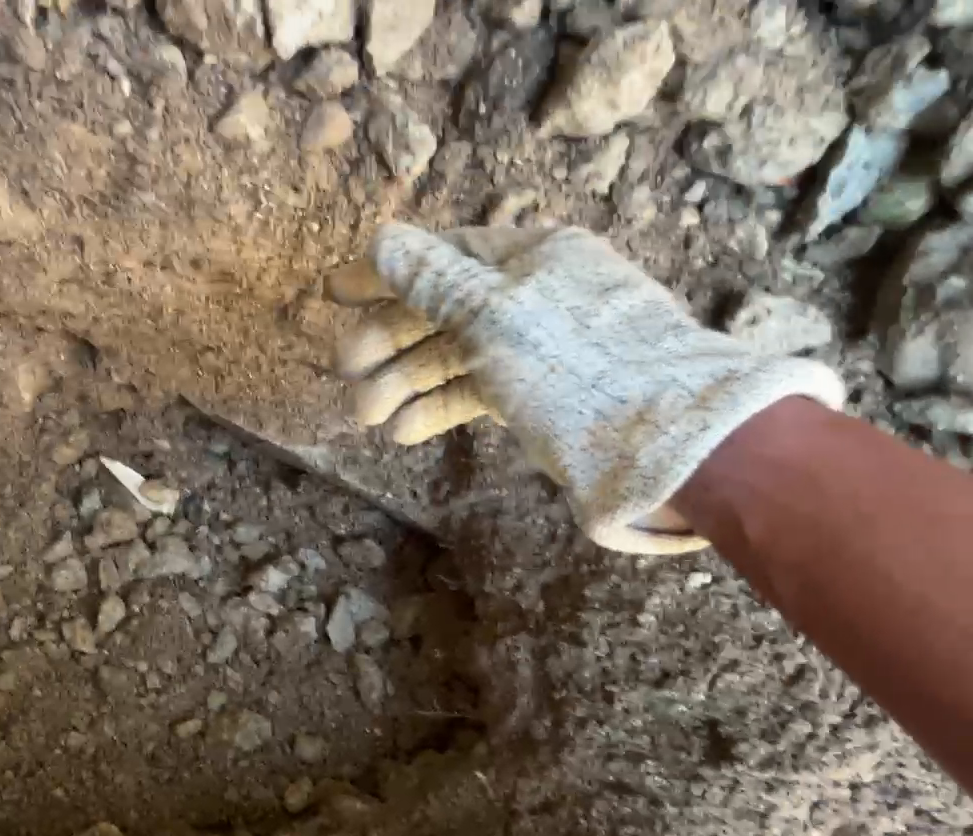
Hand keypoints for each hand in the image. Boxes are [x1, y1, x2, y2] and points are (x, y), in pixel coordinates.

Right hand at [329, 224, 846, 553]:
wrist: (658, 438)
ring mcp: (529, 347)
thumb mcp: (493, 311)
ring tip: (365, 415)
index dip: (384, 274)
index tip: (336, 294)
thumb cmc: (572, 360)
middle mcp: (527, 296)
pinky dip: (434, 409)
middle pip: (436, 311)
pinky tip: (403, 431)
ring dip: (401, 384)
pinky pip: (470, 392)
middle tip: (342, 368)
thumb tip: (381, 239)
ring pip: (447, 357)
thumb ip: (431, 279)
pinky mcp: (531, 393)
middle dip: (385, 342)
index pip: (442, 255)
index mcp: (529, 258)